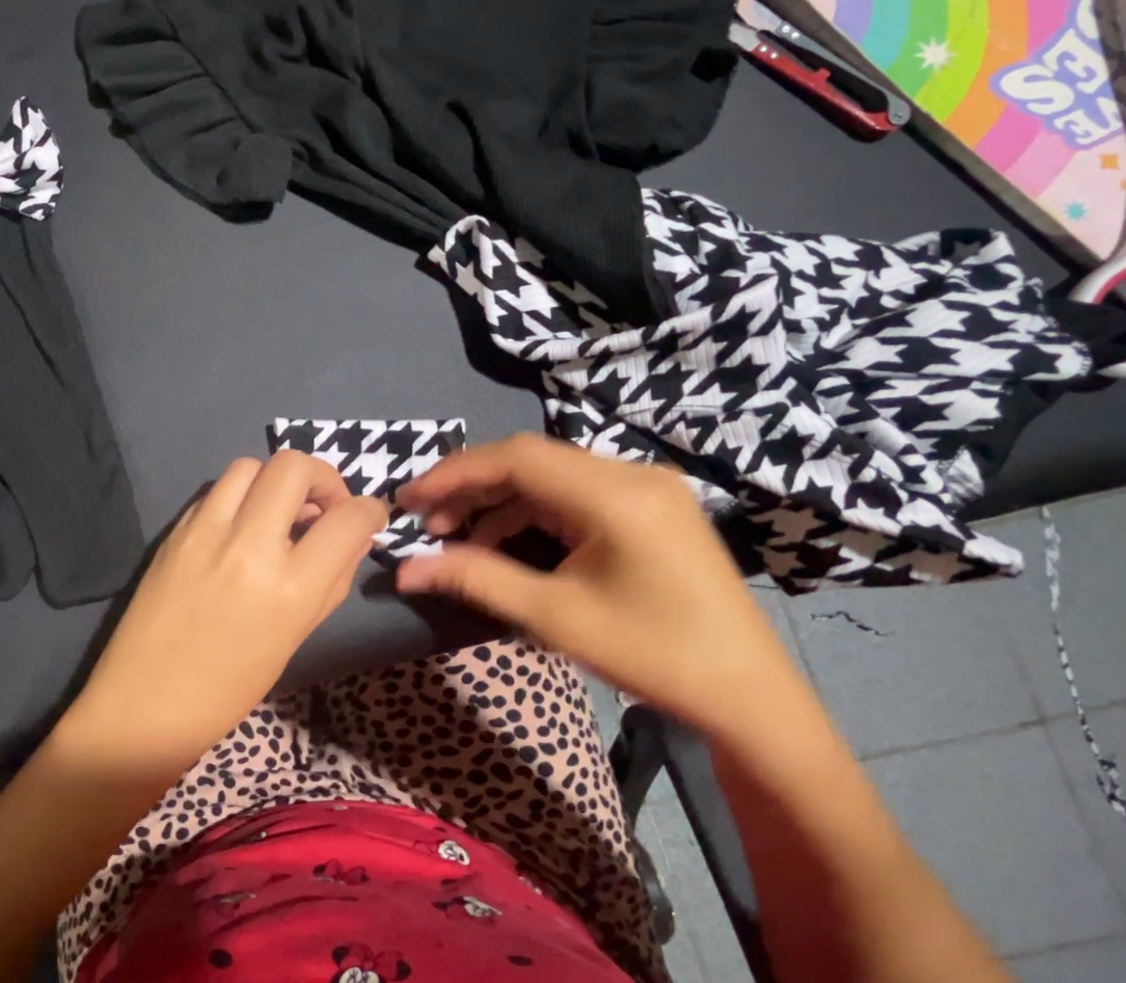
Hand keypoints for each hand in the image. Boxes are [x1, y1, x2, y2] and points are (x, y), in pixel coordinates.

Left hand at [63, 452, 387, 771]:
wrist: (145, 702)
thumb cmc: (230, 687)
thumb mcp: (296, 637)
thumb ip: (330, 580)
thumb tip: (350, 537)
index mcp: (288, 587)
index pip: (347, 517)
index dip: (369, 510)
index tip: (368, 516)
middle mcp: (247, 545)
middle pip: (294, 465)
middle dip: (322, 477)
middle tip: (321, 508)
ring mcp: (203, 532)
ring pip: (249, 465)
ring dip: (274, 482)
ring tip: (277, 514)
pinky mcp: (173, 530)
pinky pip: (215, 491)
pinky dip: (238, 498)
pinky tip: (238, 530)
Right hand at [394, 434, 802, 741]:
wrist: (748, 695)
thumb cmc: (653, 655)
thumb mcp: (554, 617)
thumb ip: (476, 579)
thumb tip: (405, 570)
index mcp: (616, 495)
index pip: (517, 458)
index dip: (455, 472)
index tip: (409, 499)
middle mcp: (633, 475)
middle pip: (532, 461)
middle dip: (472, 488)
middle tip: (426, 523)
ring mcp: (646, 490)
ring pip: (550, 478)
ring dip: (499, 503)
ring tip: (457, 539)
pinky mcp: (650, 509)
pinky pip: (574, 497)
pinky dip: (531, 516)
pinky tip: (505, 546)